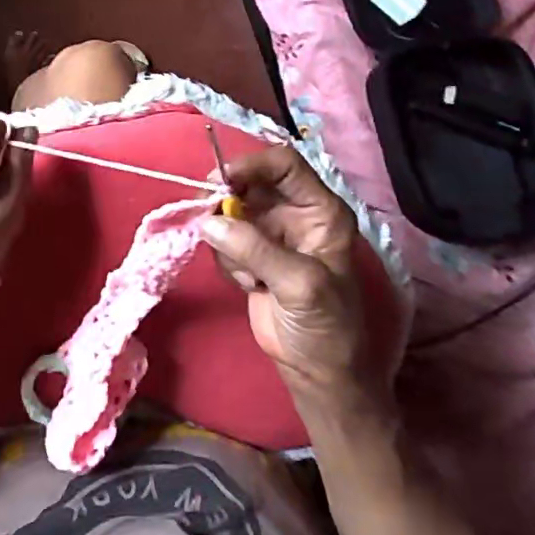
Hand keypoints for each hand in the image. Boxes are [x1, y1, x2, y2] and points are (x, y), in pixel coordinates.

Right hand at [199, 146, 397, 415]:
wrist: (317, 370)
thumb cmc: (325, 325)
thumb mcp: (299, 283)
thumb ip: (256, 249)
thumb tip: (210, 222)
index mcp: (320, 211)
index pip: (285, 165)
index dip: (252, 164)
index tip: (220, 180)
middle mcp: (295, 215)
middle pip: (250, 185)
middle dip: (228, 202)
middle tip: (209, 219)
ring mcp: (271, 236)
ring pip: (231, 213)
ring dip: (229, 241)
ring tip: (249, 276)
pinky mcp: (251, 257)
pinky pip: (224, 240)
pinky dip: (227, 260)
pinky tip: (249, 285)